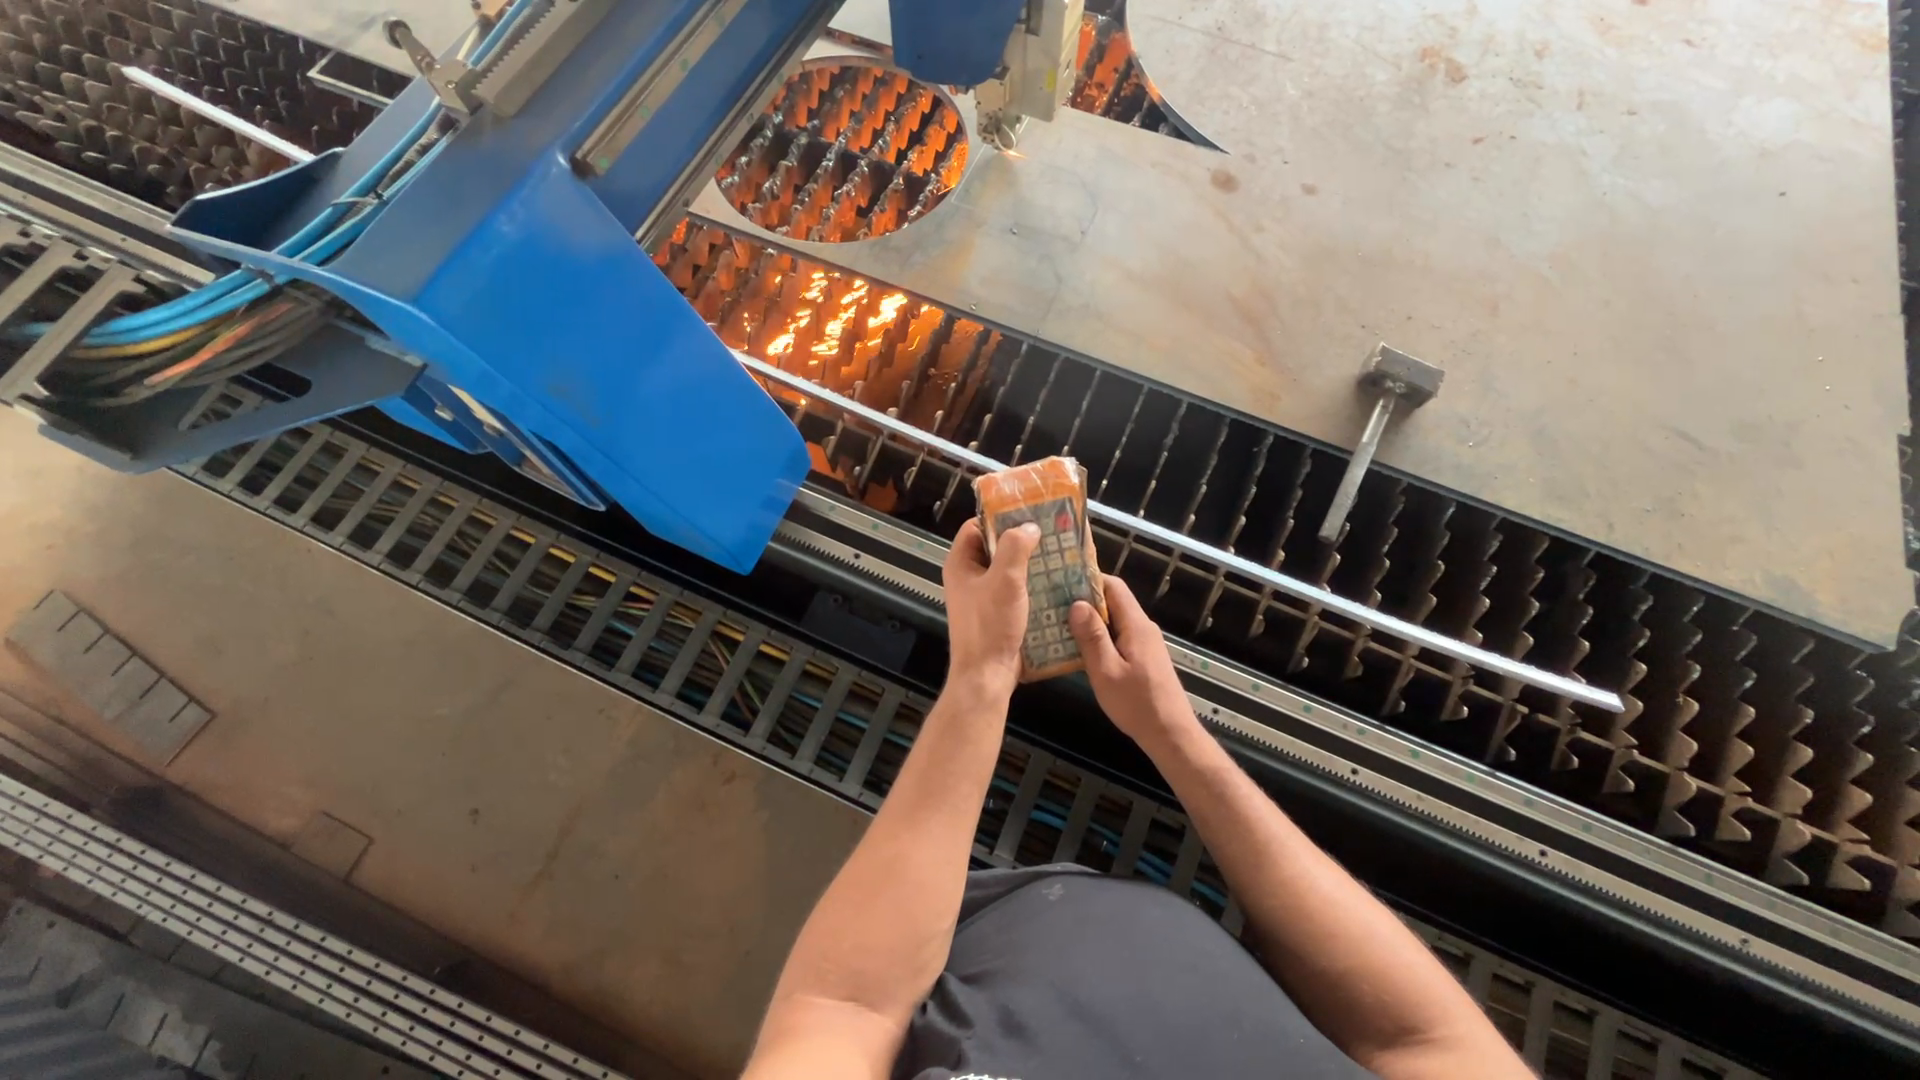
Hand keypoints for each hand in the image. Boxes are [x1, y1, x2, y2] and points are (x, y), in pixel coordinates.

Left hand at [944, 519, 1041, 693]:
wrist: (987, 675)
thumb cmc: (990, 625)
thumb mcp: (1005, 580)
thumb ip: (1016, 548)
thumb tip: (1029, 526)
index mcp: (960, 564)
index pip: (975, 527)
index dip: (999, 518)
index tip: (1027, 513)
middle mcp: (968, 578)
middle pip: (995, 547)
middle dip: (1021, 540)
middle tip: (1050, 532)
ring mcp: (982, 597)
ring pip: (1007, 570)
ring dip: (1030, 563)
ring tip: (1058, 554)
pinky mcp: (997, 614)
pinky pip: (1015, 591)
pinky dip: (1032, 585)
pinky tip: (1055, 582)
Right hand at [1069, 577, 1197, 750]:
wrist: (1170, 734)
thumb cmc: (1137, 704)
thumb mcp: (1106, 671)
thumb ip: (1092, 636)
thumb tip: (1077, 603)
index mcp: (1136, 625)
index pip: (1114, 586)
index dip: (1088, 579)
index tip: (1061, 582)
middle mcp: (1143, 628)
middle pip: (1113, 602)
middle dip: (1084, 600)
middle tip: (1052, 604)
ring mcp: (1144, 644)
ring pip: (1114, 621)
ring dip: (1089, 621)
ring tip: (1058, 624)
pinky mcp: (1143, 658)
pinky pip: (1118, 637)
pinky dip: (1098, 637)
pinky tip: (1078, 648)